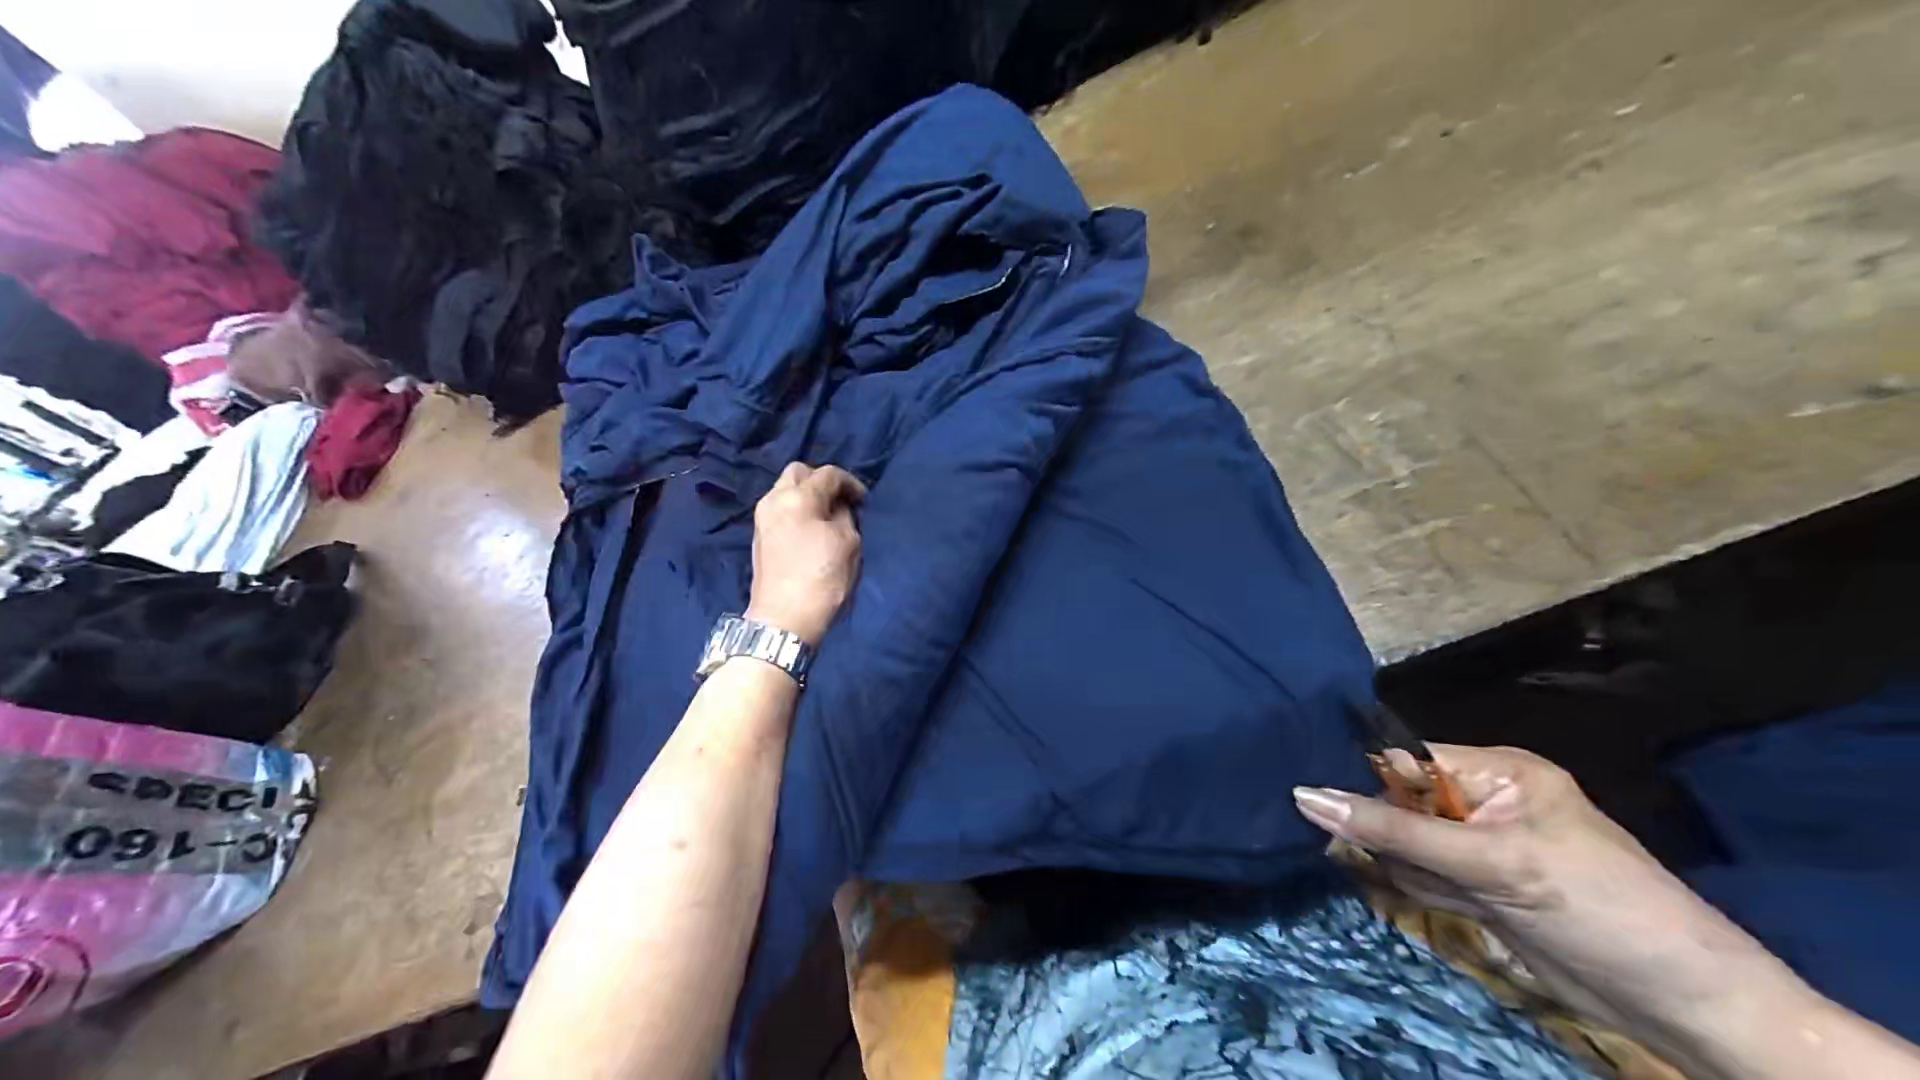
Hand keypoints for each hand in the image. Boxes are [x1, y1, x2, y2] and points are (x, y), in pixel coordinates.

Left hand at [746, 463, 866, 645]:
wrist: (785, 619)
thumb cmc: (823, 579)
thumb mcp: (849, 543)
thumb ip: (845, 515)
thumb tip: (839, 506)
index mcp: (798, 497)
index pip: (828, 474)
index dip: (851, 483)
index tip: (864, 501)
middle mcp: (774, 500)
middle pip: (799, 473)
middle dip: (821, 481)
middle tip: (841, 501)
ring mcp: (763, 518)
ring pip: (786, 490)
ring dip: (807, 496)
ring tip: (827, 516)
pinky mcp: (759, 536)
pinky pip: (780, 509)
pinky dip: (797, 510)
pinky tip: (812, 529)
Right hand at [1293, 746, 1803, 1044]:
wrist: (1690, 1010)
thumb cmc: (1601, 910)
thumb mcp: (1494, 863)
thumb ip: (1395, 829)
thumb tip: (1303, 796)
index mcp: (1495, 772)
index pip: (1404, 760)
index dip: (1364, 780)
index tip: (1315, 802)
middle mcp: (1482, 801)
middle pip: (1396, 802)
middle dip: (1388, 833)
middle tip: (1407, 861)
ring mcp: (1479, 847)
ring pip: (1402, 843)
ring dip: (1411, 870)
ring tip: (1459, 896)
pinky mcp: (1478, 887)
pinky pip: (1421, 875)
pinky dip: (1425, 892)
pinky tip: (1461, 909)